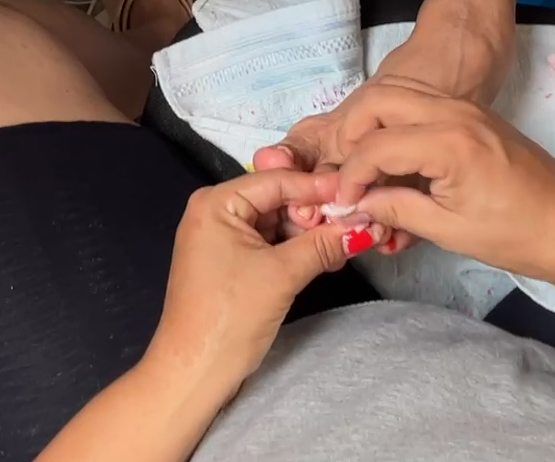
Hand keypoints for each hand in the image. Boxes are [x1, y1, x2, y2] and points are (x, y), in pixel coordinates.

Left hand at [146, 169, 361, 393]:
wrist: (193, 374)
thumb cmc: (228, 318)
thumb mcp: (281, 275)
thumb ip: (322, 244)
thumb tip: (361, 226)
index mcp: (216, 201)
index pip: (277, 180)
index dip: (318, 186)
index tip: (354, 189)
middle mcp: (215, 209)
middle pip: (276, 198)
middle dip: (314, 212)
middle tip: (354, 221)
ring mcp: (221, 234)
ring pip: (275, 220)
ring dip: (309, 232)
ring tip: (345, 241)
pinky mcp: (229, 258)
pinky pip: (268, 240)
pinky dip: (295, 247)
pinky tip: (325, 254)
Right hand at [332, 79, 554, 290]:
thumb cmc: (519, 235)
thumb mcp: (450, 231)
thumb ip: (396, 210)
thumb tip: (356, 204)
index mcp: (449, 142)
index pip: (376, 145)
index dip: (351, 174)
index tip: (343, 201)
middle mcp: (453, 111)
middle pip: (379, 100)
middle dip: (352, 133)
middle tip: (348, 172)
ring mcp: (463, 107)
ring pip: (397, 92)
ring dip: (372, 122)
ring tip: (365, 162)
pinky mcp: (470, 112)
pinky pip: (418, 101)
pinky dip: (394, 120)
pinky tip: (392, 152)